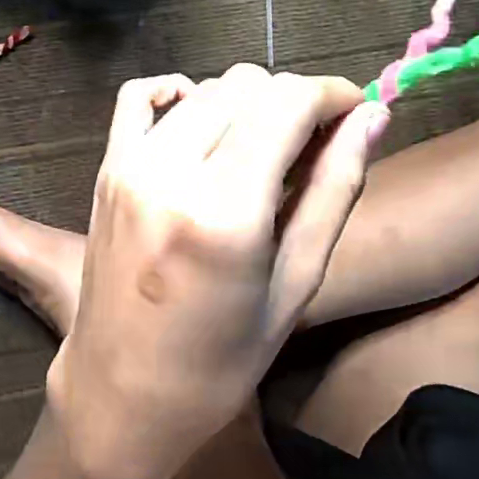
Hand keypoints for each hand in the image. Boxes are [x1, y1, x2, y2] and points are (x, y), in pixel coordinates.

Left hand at [45, 66, 386, 478]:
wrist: (120, 393)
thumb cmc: (221, 361)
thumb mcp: (296, 282)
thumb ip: (335, 189)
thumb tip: (372, 116)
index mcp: (224, 211)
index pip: (287, 102)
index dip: (332, 94)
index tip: (355, 111)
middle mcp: (171, 171)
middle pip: (248, 85)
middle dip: (294, 100)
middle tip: (313, 143)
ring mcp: (130, 164)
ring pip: (205, 87)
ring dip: (247, 102)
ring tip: (263, 148)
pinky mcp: (106, 167)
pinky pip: (140, 94)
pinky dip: (180, 92)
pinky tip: (202, 122)